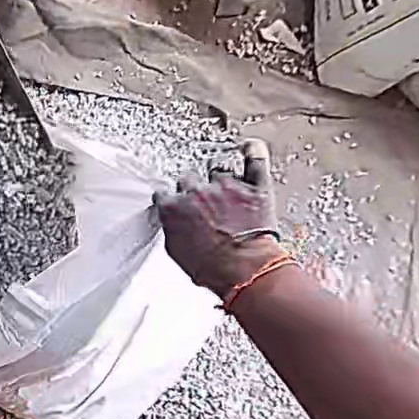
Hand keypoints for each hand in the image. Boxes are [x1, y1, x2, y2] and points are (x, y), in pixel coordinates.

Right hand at [155, 138, 286, 296]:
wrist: (244, 271)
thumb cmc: (211, 267)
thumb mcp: (176, 250)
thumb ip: (172, 227)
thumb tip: (173, 222)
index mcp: (173, 207)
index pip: (164, 193)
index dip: (171, 199)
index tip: (175, 203)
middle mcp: (196, 192)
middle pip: (189, 178)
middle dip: (193, 189)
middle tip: (202, 202)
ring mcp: (227, 186)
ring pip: (218, 169)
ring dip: (219, 178)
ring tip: (225, 189)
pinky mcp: (254, 187)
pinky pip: (254, 159)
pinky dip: (252, 151)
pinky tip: (248, 147)